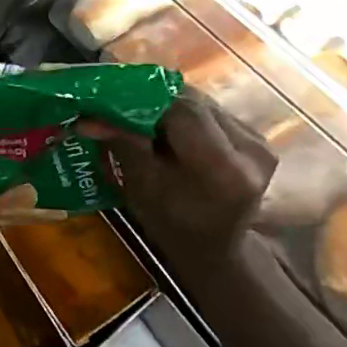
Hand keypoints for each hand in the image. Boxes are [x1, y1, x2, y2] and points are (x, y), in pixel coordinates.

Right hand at [76, 89, 276, 283]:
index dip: (144, 100)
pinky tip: (168, 130)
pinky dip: (186, 116)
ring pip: (204, 104)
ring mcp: (259, 143)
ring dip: (170, 107)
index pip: (182, 111)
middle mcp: (250, 149)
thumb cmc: (172, 223)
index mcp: (221, 167)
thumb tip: (86, 118)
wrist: (214, 246)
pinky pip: (213, 114)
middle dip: (154, 102)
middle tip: (121, 108)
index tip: (110, 101)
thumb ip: (122, 144)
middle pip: (195, 104)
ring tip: (143, 120)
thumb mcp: (141, 186)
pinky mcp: (258, 140)